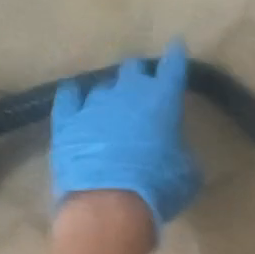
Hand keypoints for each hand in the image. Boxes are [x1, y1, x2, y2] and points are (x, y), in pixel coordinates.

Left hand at [50, 39, 201, 238]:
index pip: (173, 66)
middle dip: (139, 74)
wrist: (107, 208)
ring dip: (110, 94)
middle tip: (142, 87)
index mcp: (163, 99)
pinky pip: (68, 98)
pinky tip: (74, 94)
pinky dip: (73, 95)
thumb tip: (174, 150)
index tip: (176, 45)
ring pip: (102, 86)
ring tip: (110, 106)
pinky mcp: (66, 123)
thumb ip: (181, 150)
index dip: (175, 55)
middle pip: (133, 69)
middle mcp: (128, 93)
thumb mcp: (187, 171)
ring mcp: (93, 105)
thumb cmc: (158, 188)